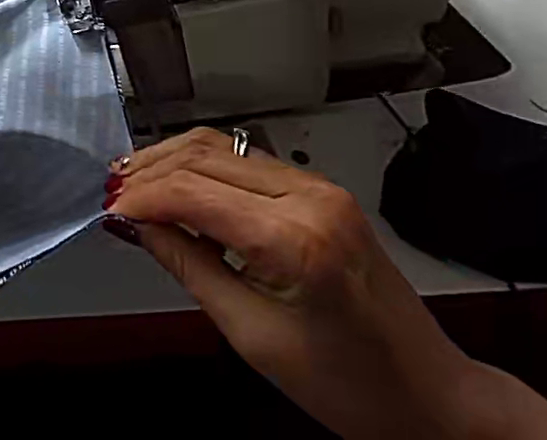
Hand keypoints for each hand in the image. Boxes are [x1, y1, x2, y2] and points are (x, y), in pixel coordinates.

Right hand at [104, 128, 546, 438]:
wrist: (438, 399)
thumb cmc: (349, 384)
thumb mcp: (249, 332)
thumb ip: (184, 262)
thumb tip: (132, 223)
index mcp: (296, 241)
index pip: (190, 192)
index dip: (139, 197)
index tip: (108, 210)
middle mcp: (309, 199)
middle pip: (199, 157)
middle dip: (145, 172)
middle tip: (111, 193)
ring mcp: (318, 187)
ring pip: (216, 146)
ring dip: (166, 159)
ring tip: (130, 181)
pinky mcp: (318, 189)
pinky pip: (240, 158)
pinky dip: (196, 164)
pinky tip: (172, 180)